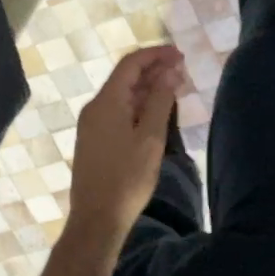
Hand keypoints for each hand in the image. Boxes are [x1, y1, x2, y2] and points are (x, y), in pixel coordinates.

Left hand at [65, 44, 185, 242]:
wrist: (96, 221)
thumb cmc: (126, 178)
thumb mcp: (150, 138)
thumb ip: (160, 101)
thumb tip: (169, 72)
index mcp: (106, 101)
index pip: (131, 63)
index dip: (156, 55)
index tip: (180, 55)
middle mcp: (95, 107)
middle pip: (125, 77)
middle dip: (154, 71)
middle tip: (182, 73)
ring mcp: (92, 124)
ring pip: (122, 95)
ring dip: (147, 89)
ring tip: (174, 90)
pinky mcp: (94, 140)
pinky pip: (118, 110)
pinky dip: (138, 105)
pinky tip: (155, 113)